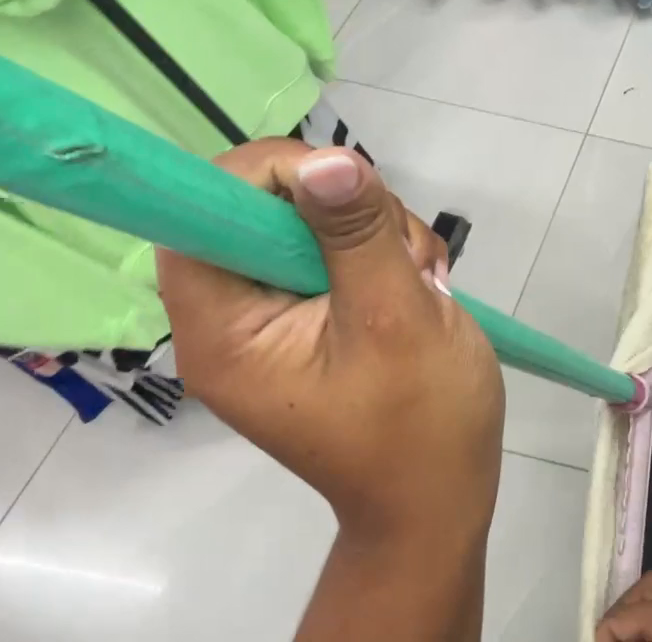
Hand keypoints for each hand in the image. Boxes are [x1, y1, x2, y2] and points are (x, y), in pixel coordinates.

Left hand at [154, 139, 503, 548]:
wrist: (445, 492)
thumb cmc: (419, 419)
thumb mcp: (396, 318)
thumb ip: (358, 236)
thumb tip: (326, 159)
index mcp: (226, 329)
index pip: (207, 215)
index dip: (266, 177)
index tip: (345, 180)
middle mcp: (239, 317)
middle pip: (270, 211)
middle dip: (350, 211)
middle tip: (407, 252)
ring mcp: (283, 316)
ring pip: (319, 224)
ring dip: (384, 232)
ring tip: (427, 281)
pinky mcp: (321, 315)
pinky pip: (345, 250)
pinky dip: (392, 251)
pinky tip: (426, 285)